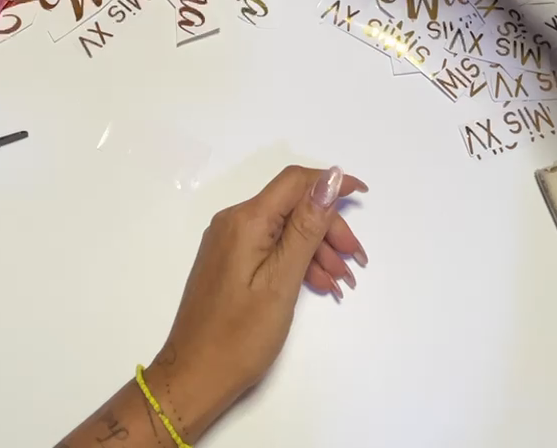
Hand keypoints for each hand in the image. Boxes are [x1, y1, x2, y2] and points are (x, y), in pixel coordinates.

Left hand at [145, 166, 368, 439]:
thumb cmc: (240, 335)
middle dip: (328, 228)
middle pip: (292, 206)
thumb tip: (329, 177)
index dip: (331, 182)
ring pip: (284, 229)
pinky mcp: (230, 261)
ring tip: (343, 282)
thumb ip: (307, 227)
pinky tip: (319, 285)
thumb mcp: (281, 280)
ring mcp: (230, 241)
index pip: (295, 181)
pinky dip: (297, 262)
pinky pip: (271, 247)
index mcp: (246, 219)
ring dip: (317, 249)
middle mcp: (234, 221)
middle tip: (357, 261)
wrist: (194, 378)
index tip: (362, 196)